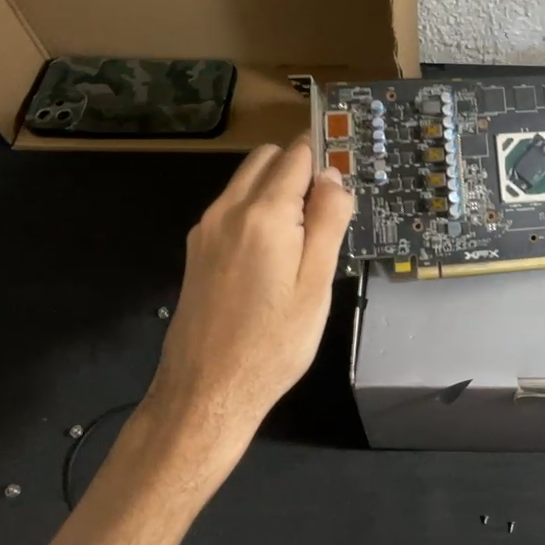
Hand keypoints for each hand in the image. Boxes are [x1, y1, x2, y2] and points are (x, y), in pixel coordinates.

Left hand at [147, 135, 354, 430]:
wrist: (207, 391)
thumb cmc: (274, 342)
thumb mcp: (317, 283)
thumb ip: (328, 221)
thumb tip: (334, 175)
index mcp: (264, 214)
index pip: (298, 154)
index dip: (326, 153)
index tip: (347, 168)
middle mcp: (228, 210)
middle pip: (268, 157)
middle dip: (300, 165)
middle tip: (328, 205)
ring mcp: (207, 228)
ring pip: (247, 179)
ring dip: (277, 185)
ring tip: (305, 232)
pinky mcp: (197, 248)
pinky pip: (233, 205)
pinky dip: (257, 206)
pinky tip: (275, 250)